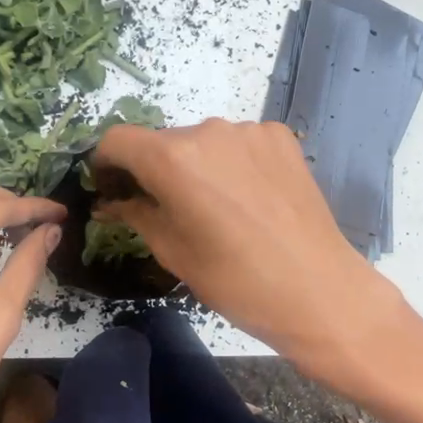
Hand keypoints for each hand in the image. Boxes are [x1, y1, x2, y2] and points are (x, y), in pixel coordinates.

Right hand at [93, 120, 419, 370]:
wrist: (318, 292)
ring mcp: (248, 131)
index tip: (109, 189)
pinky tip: (245, 199)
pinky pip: (238, 144)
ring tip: (212, 208)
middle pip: (161, 141)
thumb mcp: (173, 251)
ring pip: (202, 142)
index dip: (104, 163)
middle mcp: (207, 131)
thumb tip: (109, 203)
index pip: (117, 141)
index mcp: (172, 158)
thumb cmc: (235, 281)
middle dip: (152, 170)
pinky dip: (230, 163)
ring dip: (194, 166)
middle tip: (160, 208)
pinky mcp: (280, 138)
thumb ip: (136, 214)